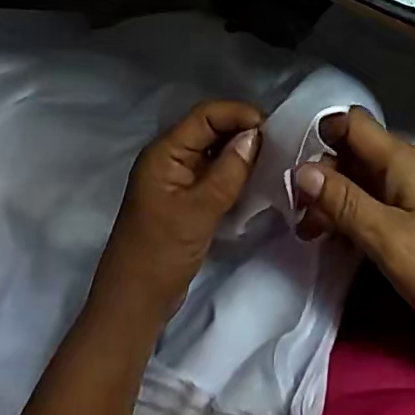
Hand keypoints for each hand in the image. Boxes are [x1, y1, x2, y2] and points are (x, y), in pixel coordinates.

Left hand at [91, 100, 262, 321]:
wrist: (135, 300)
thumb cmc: (161, 251)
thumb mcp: (199, 210)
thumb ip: (228, 171)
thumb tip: (255, 135)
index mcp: (164, 152)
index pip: (204, 117)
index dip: (236, 114)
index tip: (271, 125)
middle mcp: (169, 158)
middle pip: (208, 130)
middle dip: (241, 129)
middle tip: (279, 140)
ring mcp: (176, 179)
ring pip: (211, 151)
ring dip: (238, 150)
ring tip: (273, 155)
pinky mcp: (184, 198)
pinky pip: (211, 173)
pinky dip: (232, 171)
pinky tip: (255, 178)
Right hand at [292, 107, 414, 337]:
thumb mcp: (384, 237)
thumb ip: (341, 200)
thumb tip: (300, 170)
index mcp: (404, 159)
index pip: (352, 122)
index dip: (320, 134)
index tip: (294, 165)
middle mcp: (412, 164)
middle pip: (355, 151)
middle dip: (323, 175)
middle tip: (298, 212)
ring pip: (365, 177)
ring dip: (336, 197)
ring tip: (311, 231)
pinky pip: (379, 198)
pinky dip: (355, 212)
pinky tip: (340, 238)